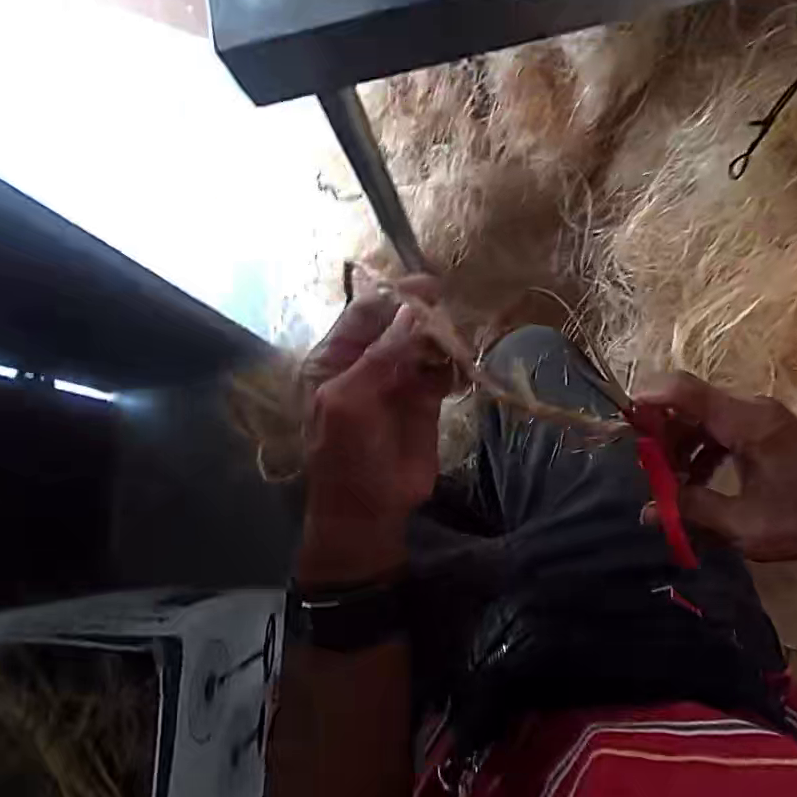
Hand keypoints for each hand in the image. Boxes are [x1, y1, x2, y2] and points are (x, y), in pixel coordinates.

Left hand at [297, 276, 451, 583]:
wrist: (368, 510)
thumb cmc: (345, 456)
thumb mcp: (349, 402)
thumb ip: (378, 356)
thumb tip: (411, 313)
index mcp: (336, 357)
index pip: (365, 311)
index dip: (394, 296)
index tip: (428, 286)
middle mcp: (367, 362)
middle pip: (400, 323)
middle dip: (424, 315)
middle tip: (450, 314)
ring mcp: (398, 379)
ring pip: (425, 343)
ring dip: (443, 338)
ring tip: (457, 346)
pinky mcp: (425, 400)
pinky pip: (442, 369)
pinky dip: (454, 364)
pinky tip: (460, 370)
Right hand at [634, 372, 796, 608]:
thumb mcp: (743, 526)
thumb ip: (689, 509)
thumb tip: (644, 509)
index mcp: (748, 423)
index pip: (683, 390)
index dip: (647, 400)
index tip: (622, 424)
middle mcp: (753, 409)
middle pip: (688, 402)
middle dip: (659, 431)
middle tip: (646, 467)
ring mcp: (762, 417)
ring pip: (701, 415)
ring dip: (679, 443)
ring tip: (670, 481)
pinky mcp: (768, 430)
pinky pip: (719, 427)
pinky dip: (700, 448)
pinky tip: (697, 480)